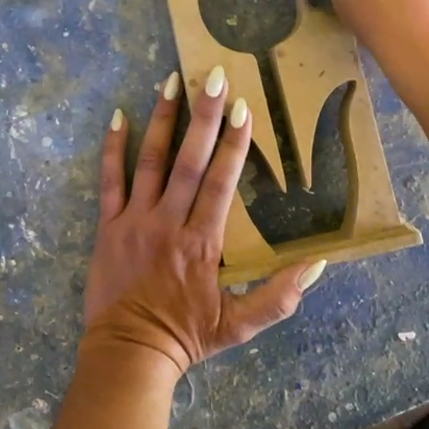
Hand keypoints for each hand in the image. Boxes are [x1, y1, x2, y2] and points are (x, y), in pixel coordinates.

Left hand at [83, 70, 323, 375]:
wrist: (129, 353)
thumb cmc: (186, 337)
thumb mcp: (240, 325)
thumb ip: (280, 296)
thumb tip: (319, 264)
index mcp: (203, 242)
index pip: (221, 182)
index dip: (233, 144)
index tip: (243, 108)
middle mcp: (169, 223)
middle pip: (189, 161)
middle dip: (204, 116)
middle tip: (213, 76)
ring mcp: (135, 221)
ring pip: (150, 162)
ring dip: (163, 120)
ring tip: (171, 81)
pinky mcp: (108, 226)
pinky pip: (109, 180)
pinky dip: (113, 148)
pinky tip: (119, 116)